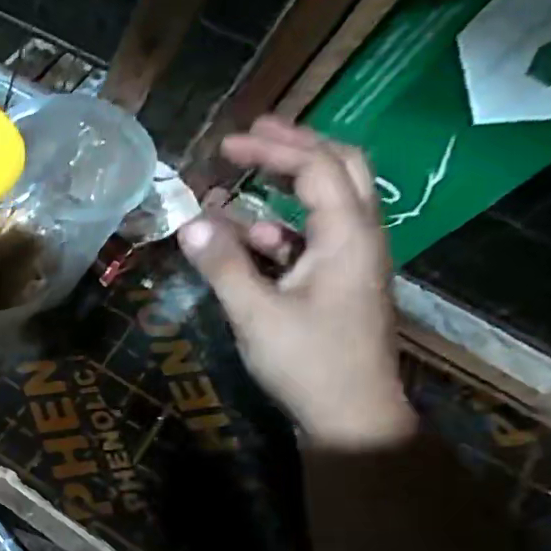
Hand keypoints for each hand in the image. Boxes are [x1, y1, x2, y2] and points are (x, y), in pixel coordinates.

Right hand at [178, 117, 417, 449]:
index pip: (315, 169)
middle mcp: (360, 237)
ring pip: (328, 203)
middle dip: (295, 148)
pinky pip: (314, 239)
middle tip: (253, 136)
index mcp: (347, 235)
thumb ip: (223, 266)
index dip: (272, 150)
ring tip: (243, 182)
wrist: (351, 414)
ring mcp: (353, 261)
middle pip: (339, 170)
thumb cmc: (307, 362)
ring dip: (288, 186)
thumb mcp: (256, 314)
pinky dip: (283, 229)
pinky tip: (251, 239)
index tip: (226, 145)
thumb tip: (190, 222)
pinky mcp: (341, 284)